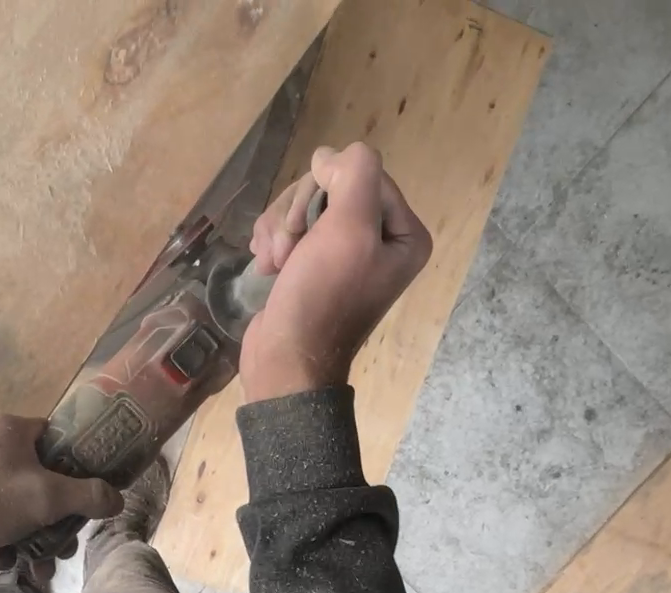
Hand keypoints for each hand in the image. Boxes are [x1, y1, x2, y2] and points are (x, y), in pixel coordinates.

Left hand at [0, 414, 121, 592]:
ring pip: (21, 503)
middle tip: (65, 543)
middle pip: (44, 477)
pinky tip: (4, 561)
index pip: (59, 436)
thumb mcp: (48, 498)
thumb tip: (118, 500)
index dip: (81, 464)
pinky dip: (6, 539)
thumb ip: (90, 496)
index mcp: (11, 428)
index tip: (92, 492)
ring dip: (34, 537)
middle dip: (58, 517)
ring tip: (38, 566)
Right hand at [241, 143, 431, 402]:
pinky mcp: (312, 267)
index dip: (326, 190)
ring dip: (280, 229)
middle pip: (332, 188)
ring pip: (305, 207)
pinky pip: (290, 230)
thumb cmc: (323, 297)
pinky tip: (266, 265)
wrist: (286, 359)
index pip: (363, 174)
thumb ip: (354, 173)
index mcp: (405, 235)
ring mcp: (344, 256)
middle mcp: (380, 242)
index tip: (305, 226)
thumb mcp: (349, 227)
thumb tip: (329, 156)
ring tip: (273, 262)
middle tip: (286, 248)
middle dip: (298, 214)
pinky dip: (273, 243)